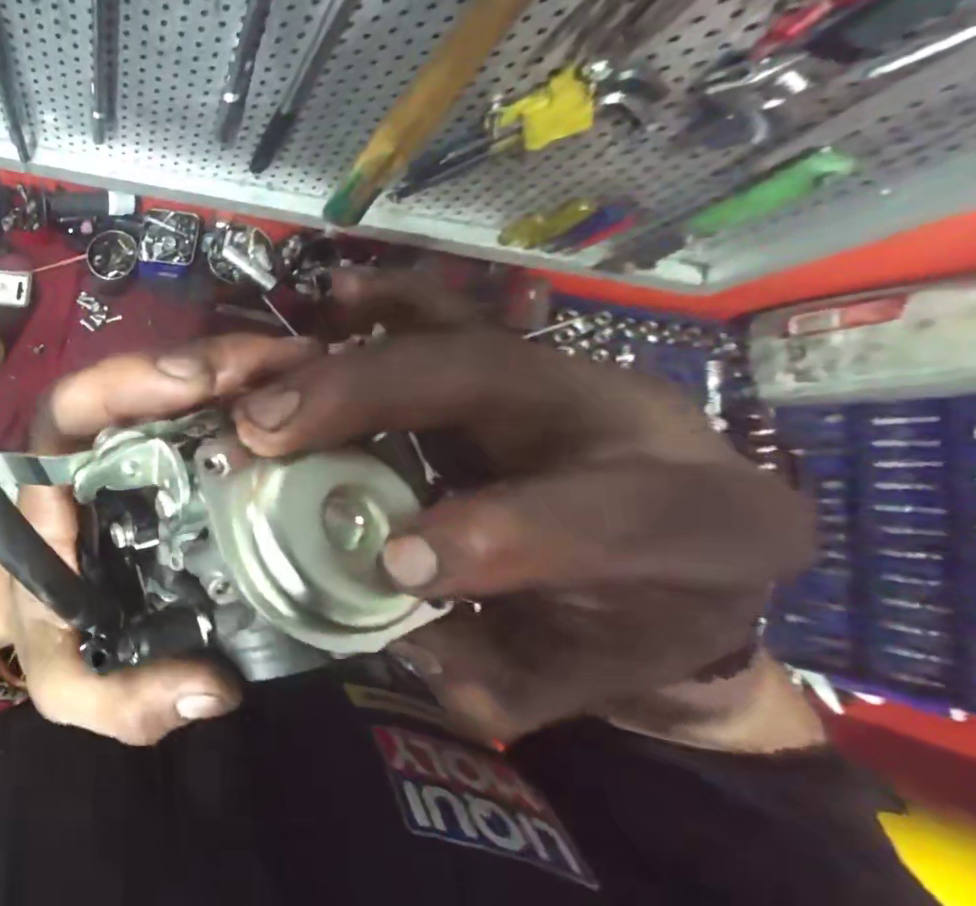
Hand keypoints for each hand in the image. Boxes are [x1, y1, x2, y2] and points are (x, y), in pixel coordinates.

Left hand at [9, 333, 322, 744]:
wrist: (53, 624)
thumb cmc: (52, 638)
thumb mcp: (73, 685)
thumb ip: (123, 700)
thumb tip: (212, 689)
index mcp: (56, 486)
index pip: (73, 406)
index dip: (126, 380)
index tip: (194, 382)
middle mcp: (100, 451)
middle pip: (149, 381)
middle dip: (218, 363)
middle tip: (293, 364)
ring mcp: (145, 447)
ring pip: (190, 391)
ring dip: (249, 372)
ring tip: (313, 370)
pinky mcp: (179, 457)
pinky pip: (217, 415)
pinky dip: (260, 399)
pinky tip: (310, 399)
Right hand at [230, 269, 817, 742]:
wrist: (677, 562)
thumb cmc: (631, 627)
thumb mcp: (578, 679)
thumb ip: (494, 671)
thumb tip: (390, 620)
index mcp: (706, 522)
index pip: (615, 513)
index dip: (501, 530)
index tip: (392, 560)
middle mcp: (639, 418)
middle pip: (503, 378)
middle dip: (377, 395)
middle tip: (269, 428)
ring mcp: (574, 371)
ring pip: (462, 335)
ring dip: (356, 351)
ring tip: (270, 378)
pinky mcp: (521, 356)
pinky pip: (451, 315)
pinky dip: (387, 302)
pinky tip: (334, 298)